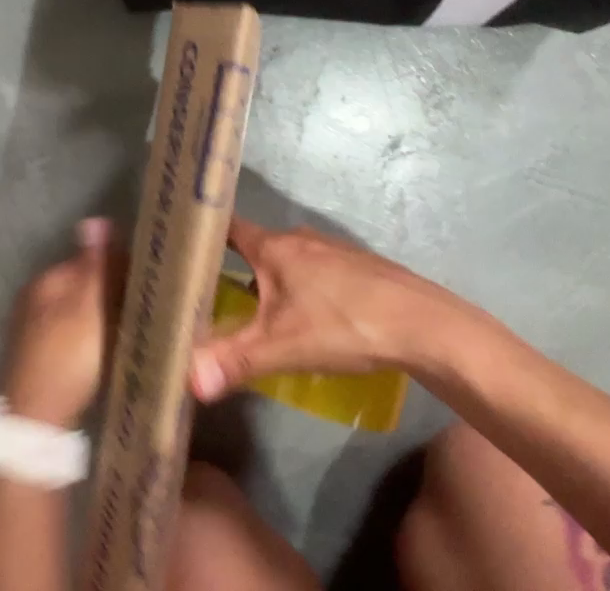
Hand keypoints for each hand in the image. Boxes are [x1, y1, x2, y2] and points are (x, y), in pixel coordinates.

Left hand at [0, 217, 125, 427]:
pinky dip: (89, 338)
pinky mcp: (36, 356)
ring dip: (99, 316)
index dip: (118, 267)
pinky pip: (70, 335)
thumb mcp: (88, 307)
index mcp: (45, 281)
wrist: (36, 416)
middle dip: (108, 292)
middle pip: (80, 286)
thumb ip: (95, 266)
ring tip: (130, 329)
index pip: (87, 260)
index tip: (148, 280)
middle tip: (144, 307)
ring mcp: (31, 328)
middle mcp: (33, 298)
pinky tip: (105, 352)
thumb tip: (97, 219)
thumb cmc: (67, 356)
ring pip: (76, 311)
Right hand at [190, 219, 454, 400]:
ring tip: (253, 308)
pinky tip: (307, 317)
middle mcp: (301, 240)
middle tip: (208, 290)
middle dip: (234, 266)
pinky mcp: (361, 269)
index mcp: (274, 248)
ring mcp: (335, 252)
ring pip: (289, 262)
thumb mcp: (283, 348)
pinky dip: (302, 287)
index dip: (203, 232)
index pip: (228, 227)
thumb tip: (188, 381)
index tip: (180, 241)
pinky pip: (317, 272)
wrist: (429, 327)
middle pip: (257, 248)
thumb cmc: (346, 326)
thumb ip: (234, 361)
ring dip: (271, 280)